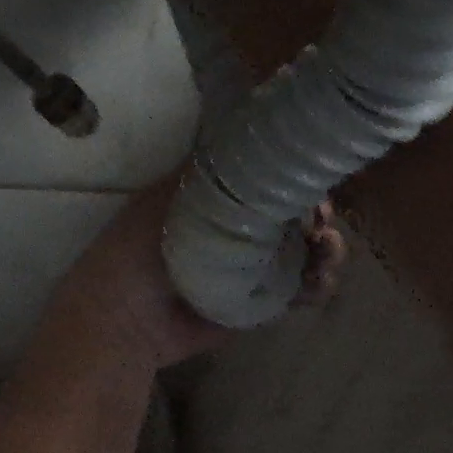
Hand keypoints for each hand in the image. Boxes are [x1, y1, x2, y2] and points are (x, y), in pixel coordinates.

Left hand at [48, 177, 345, 370]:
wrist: (126, 318)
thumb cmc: (134, 251)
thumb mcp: (163, 199)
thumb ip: (206, 172)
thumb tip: (251, 134)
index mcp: (213, 201)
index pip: (265, 179)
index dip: (290, 175)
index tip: (307, 174)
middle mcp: (236, 230)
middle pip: (294, 214)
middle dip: (316, 212)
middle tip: (318, 219)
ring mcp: (252, 267)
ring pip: (306, 251)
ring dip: (326, 247)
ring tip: (324, 248)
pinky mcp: (260, 303)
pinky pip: (301, 291)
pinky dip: (318, 285)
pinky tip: (317, 281)